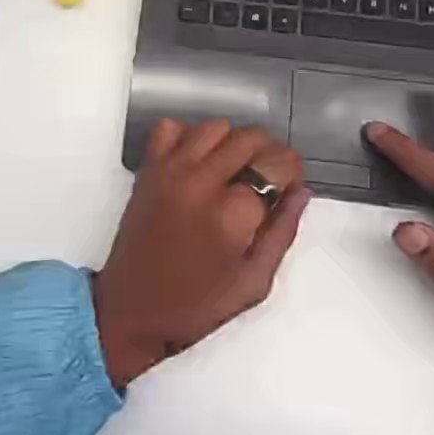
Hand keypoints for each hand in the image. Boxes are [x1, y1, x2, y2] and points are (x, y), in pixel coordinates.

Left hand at [93, 120, 310, 388]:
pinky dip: (190, 134)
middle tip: (269, 178)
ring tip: (237, 169)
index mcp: (232, 214)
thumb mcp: (255, 281)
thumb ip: (282, 231)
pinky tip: (199, 160)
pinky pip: (171, 128)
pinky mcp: (148, 170)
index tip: (289, 186)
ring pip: (215, 126)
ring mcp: (169, 171)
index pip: (277, 165)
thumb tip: (301, 191)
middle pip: (249, 138)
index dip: (292, 173)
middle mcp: (200, 182)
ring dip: (234, 141)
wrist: (132, 308)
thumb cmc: (196, 305)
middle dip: (270, 153)